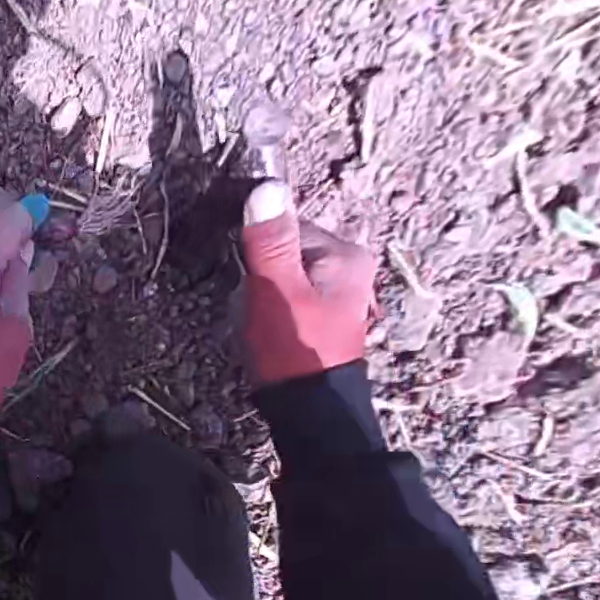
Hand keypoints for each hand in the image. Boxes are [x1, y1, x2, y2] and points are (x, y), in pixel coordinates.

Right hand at [238, 181, 375, 386]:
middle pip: (284, 253)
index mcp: (345, 255)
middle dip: (261, 278)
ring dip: (263, 297)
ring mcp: (338, 294)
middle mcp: (349, 268)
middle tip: (258, 309)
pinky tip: (270, 332)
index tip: (250, 281)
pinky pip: (287, 297)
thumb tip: (266, 187)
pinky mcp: (323, 316)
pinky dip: (272, 310)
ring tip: (263, 325)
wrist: (310, 411)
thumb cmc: (295, 349)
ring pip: (282, 277)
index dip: (258, 252)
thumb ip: (271, 242)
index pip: (287, 228)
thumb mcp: (277, 290)